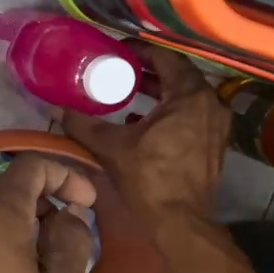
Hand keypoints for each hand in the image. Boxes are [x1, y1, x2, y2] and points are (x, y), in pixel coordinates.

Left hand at [0, 155, 96, 272]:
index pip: (31, 166)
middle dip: (46, 200)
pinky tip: (15, 272)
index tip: (87, 204)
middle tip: (71, 236)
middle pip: (9, 186)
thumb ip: (73, 244)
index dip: (65, 175)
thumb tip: (71, 216)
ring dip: (23, 220)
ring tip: (47, 259)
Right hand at [63, 44, 230, 236]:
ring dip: (160, 93)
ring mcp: (217, 124)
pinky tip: (145, 123)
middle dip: (149, 72)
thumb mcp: (112, 147)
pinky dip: (170, 112)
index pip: (167, 57)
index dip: (141, 50)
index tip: (119, 51)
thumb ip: (84, 125)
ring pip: (186, 97)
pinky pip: (192, 115)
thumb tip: (56, 109)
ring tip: (129, 94)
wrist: (181, 221)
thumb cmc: (149, 179)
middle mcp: (211, 103)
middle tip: (120, 70)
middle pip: (178, 76)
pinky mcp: (215, 143)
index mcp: (190, 95)